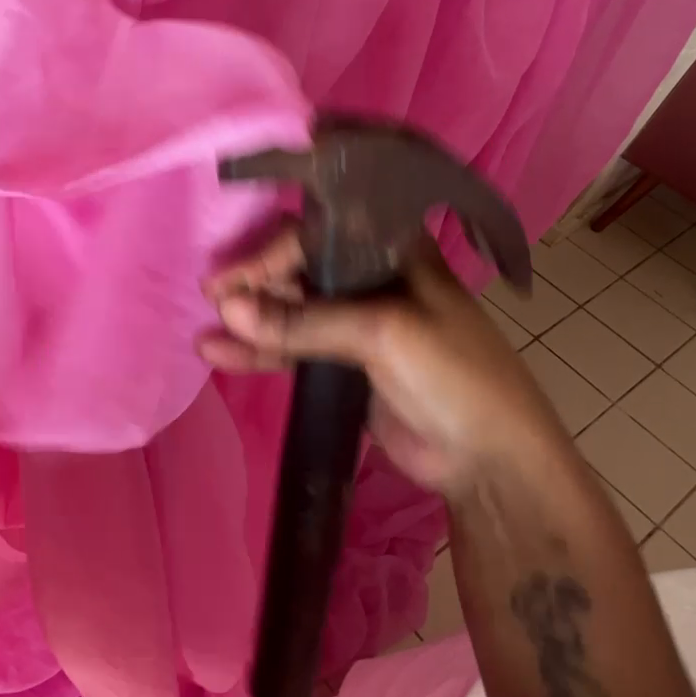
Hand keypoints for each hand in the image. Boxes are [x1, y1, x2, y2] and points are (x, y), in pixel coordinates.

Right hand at [201, 230, 567, 497]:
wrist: (491, 462)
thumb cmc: (454, 376)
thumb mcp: (382, 333)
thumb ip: (302, 321)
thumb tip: (226, 310)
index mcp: (394, 254)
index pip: (319, 234)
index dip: (273, 250)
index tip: (235, 277)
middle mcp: (370, 281)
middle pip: (298, 269)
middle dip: (254, 281)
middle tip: (212, 297)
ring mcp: (354, 325)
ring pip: (289, 311)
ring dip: (248, 319)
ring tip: (205, 329)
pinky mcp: (341, 367)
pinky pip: (289, 350)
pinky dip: (256, 352)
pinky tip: (217, 354)